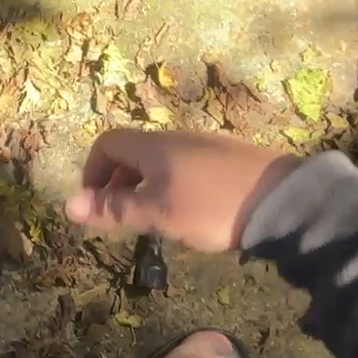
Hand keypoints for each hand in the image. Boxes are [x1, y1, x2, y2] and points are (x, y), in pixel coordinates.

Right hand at [64, 129, 301, 252]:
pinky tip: (191, 212)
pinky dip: (173, 186)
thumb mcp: (157, 213)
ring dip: (145, 186)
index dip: (92, 171)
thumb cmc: (212, 206)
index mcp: (153, 146)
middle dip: (117, 182)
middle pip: (132, 152)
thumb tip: (67, 206)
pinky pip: (186, 167)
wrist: (290, 202)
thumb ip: (113, 210)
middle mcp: (176, 138)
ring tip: (154, 218)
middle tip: (120, 216)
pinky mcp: (231, 159)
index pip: (106, 143)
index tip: (95, 203)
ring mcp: (206, 146)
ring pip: (160, 162)